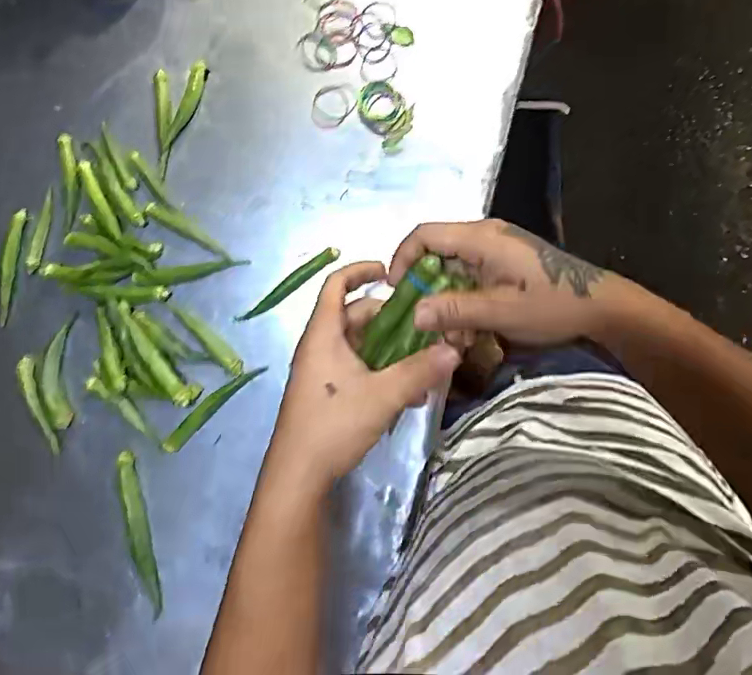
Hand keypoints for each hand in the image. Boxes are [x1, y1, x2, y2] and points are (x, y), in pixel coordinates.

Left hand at [263, 261, 460, 494]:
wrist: (296, 480)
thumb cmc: (332, 426)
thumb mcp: (383, 395)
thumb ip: (420, 370)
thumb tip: (454, 348)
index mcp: (324, 334)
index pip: (336, 284)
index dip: (361, 270)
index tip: (391, 272)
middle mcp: (321, 346)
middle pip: (358, 315)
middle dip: (392, 319)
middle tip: (424, 327)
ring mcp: (323, 371)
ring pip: (363, 345)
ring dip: (393, 350)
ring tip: (424, 366)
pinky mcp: (328, 393)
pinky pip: (360, 368)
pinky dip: (384, 371)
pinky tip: (410, 395)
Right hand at [389, 219, 652, 347]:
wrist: (600, 306)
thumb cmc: (551, 305)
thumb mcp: (501, 312)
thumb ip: (455, 310)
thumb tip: (414, 312)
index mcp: (482, 238)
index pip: (425, 234)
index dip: (403, 259)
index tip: (396, 292)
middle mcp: (485, 236)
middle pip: (437, 253)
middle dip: (428, 290)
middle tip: (429, 325)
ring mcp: (497, 250)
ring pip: (453, 270)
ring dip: (448, 302)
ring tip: (457, 337)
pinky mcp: (505, 264)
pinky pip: (472, 277)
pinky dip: (465, 302)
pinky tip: (472, 331)